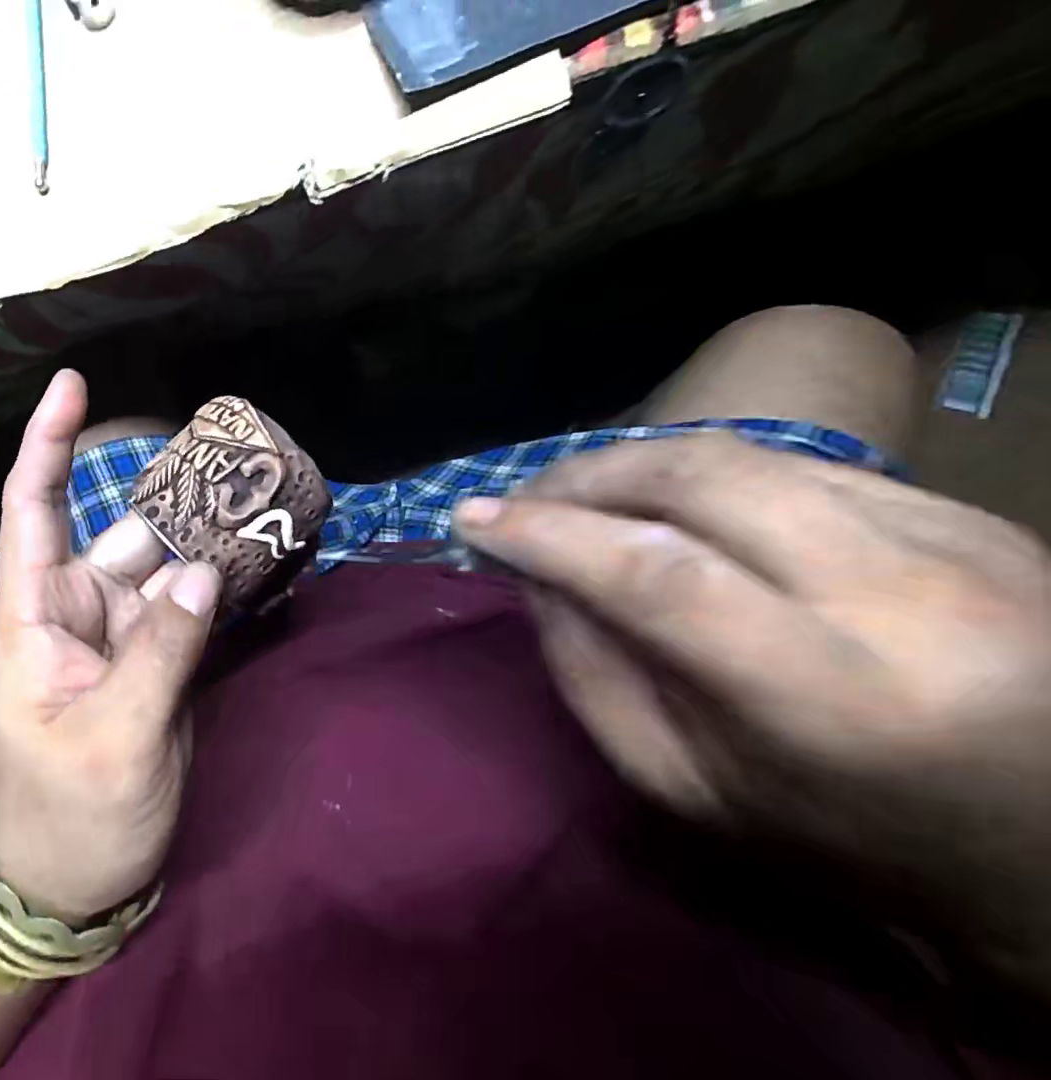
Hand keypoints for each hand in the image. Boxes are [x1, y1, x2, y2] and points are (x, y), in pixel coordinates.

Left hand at [0, 371, 222, 923]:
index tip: (72, 382)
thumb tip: (204, 571)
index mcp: (35, 618)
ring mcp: (117, 637)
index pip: (32, 510)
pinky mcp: (151, 663)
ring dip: (211, 541)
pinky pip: (187, 611)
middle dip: (175, 500)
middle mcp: (75, 612)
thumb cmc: (68, 818)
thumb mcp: (113, 741)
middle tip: (243, 462)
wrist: (69, 883)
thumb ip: (161, 654)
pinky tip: (263, 561)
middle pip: (122, 534)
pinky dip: (220, 588)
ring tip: (270, 505)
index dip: (47, 443)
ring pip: (164, 569)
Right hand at [454, 434, 1050, 991]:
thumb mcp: (670, 775)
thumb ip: (587, 668)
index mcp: (831, 698)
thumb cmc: (825, 829)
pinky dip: (692, 475)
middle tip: (517, 497)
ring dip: (628, 464)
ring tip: (570, 496)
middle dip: (582, 476)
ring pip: (744, 456)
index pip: (659, 575)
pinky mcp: (968, 514)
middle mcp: (911, 600)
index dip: (548, 534)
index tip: (471, 519)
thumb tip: (533, 570)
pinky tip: (658, 507)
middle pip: (705, 481)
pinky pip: (786, 465)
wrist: (1044, 839)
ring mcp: (958, 542)